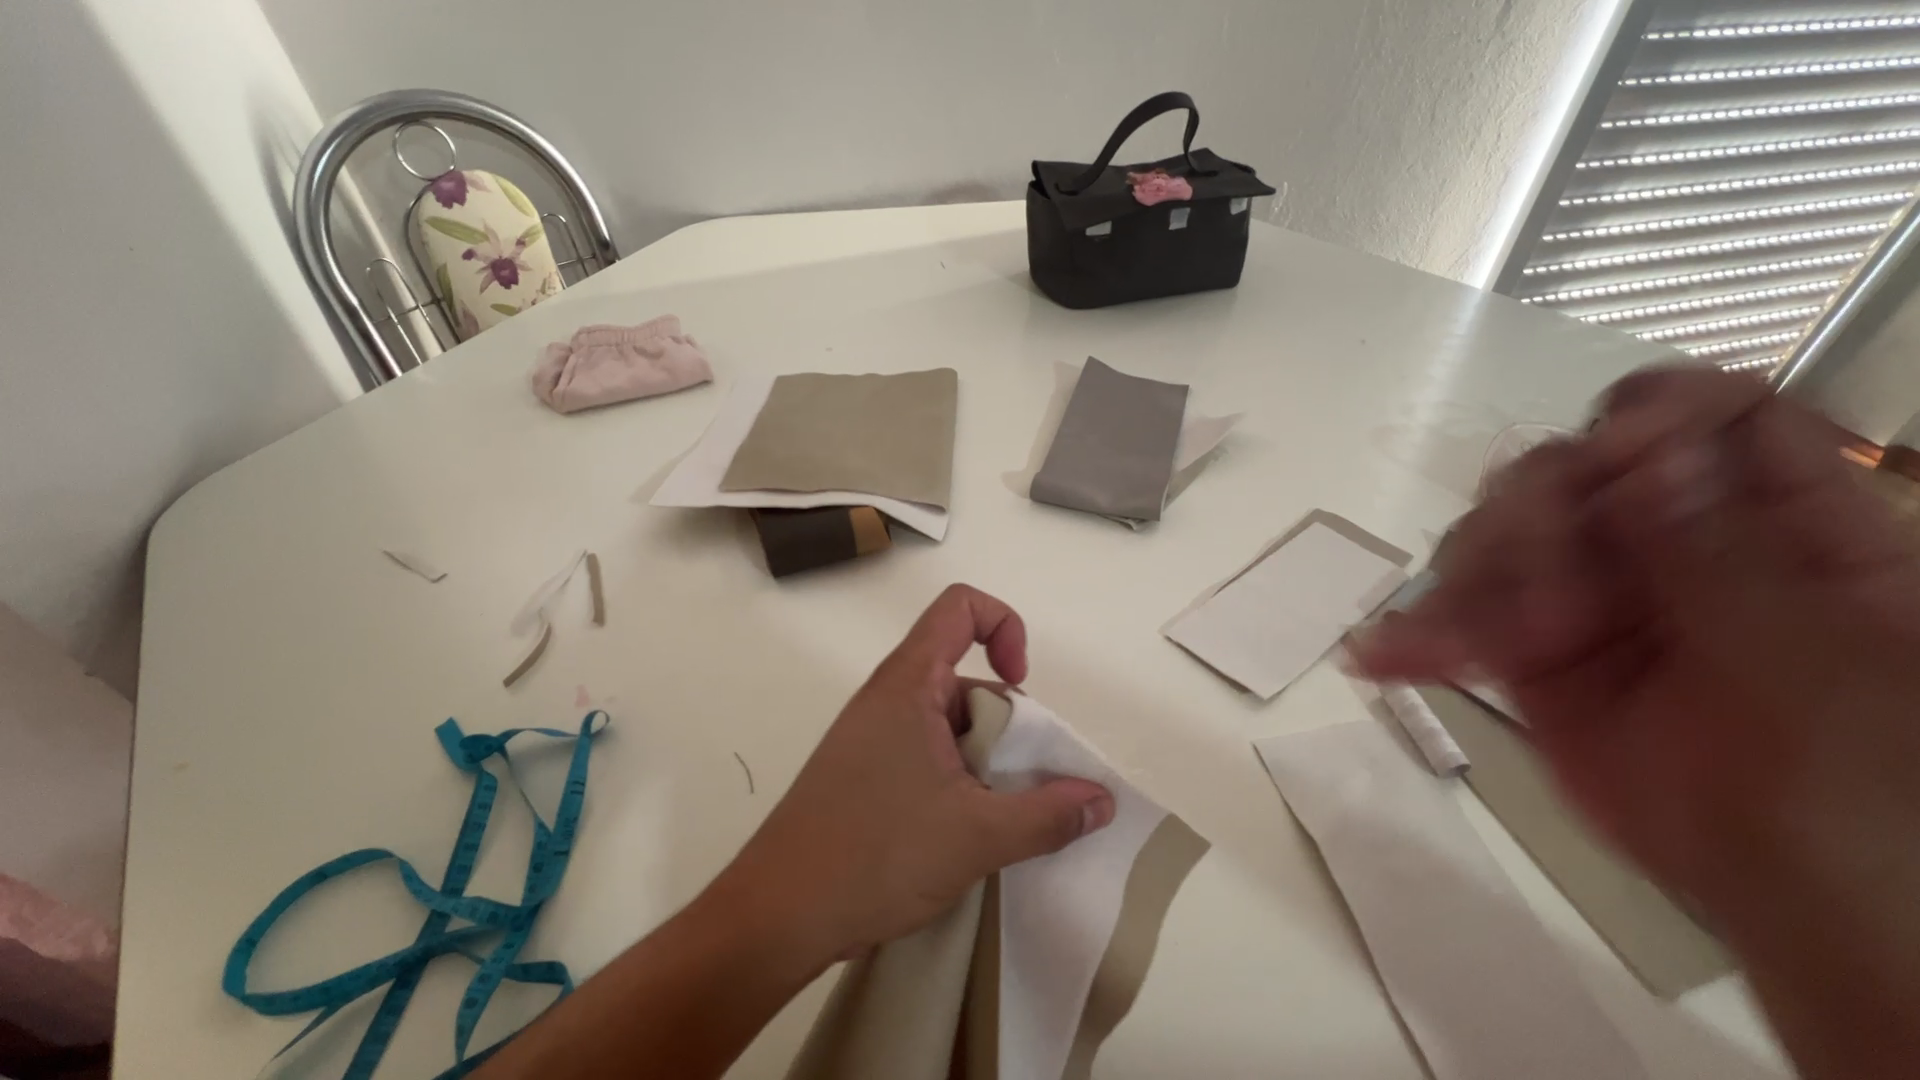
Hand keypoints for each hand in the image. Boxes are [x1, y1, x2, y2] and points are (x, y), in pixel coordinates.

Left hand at [715, 584, 1113, 964]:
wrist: (778, 916)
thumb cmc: (875, 856)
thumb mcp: (977, 837)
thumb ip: (1048, 816)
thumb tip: (1101, 802)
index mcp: (908, 685)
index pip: (961, 609)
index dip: (1005, 627)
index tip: (1020, 684)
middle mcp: (888, 699)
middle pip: (963, 674)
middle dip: (1007, 722)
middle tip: (1021, 784)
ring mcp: (872, 739)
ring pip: (948, 723)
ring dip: (985, 761)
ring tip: (997, 820)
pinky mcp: (864, 775)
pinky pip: (927, 755)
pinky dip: (958, 780)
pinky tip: (966, 835)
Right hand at [1352, 366, 1919, 1077]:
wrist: (1787, 891)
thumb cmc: (1848, 784)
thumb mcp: (1807, 660)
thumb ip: (1722, 553)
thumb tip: (1645, 452)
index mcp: (1775, 521)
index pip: (1708, 415)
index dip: (1652, 419)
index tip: (1608, 462)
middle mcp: (1669, 538)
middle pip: (1573, 466)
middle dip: (1535, 512)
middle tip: (1537, 582)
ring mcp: (1589, 591)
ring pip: (1498, 532)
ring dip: (1472, 579)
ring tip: (1487, 644)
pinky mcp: (1528, 646)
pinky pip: (1457, 616)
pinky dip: (1413, 635)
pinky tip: (1381, 656)